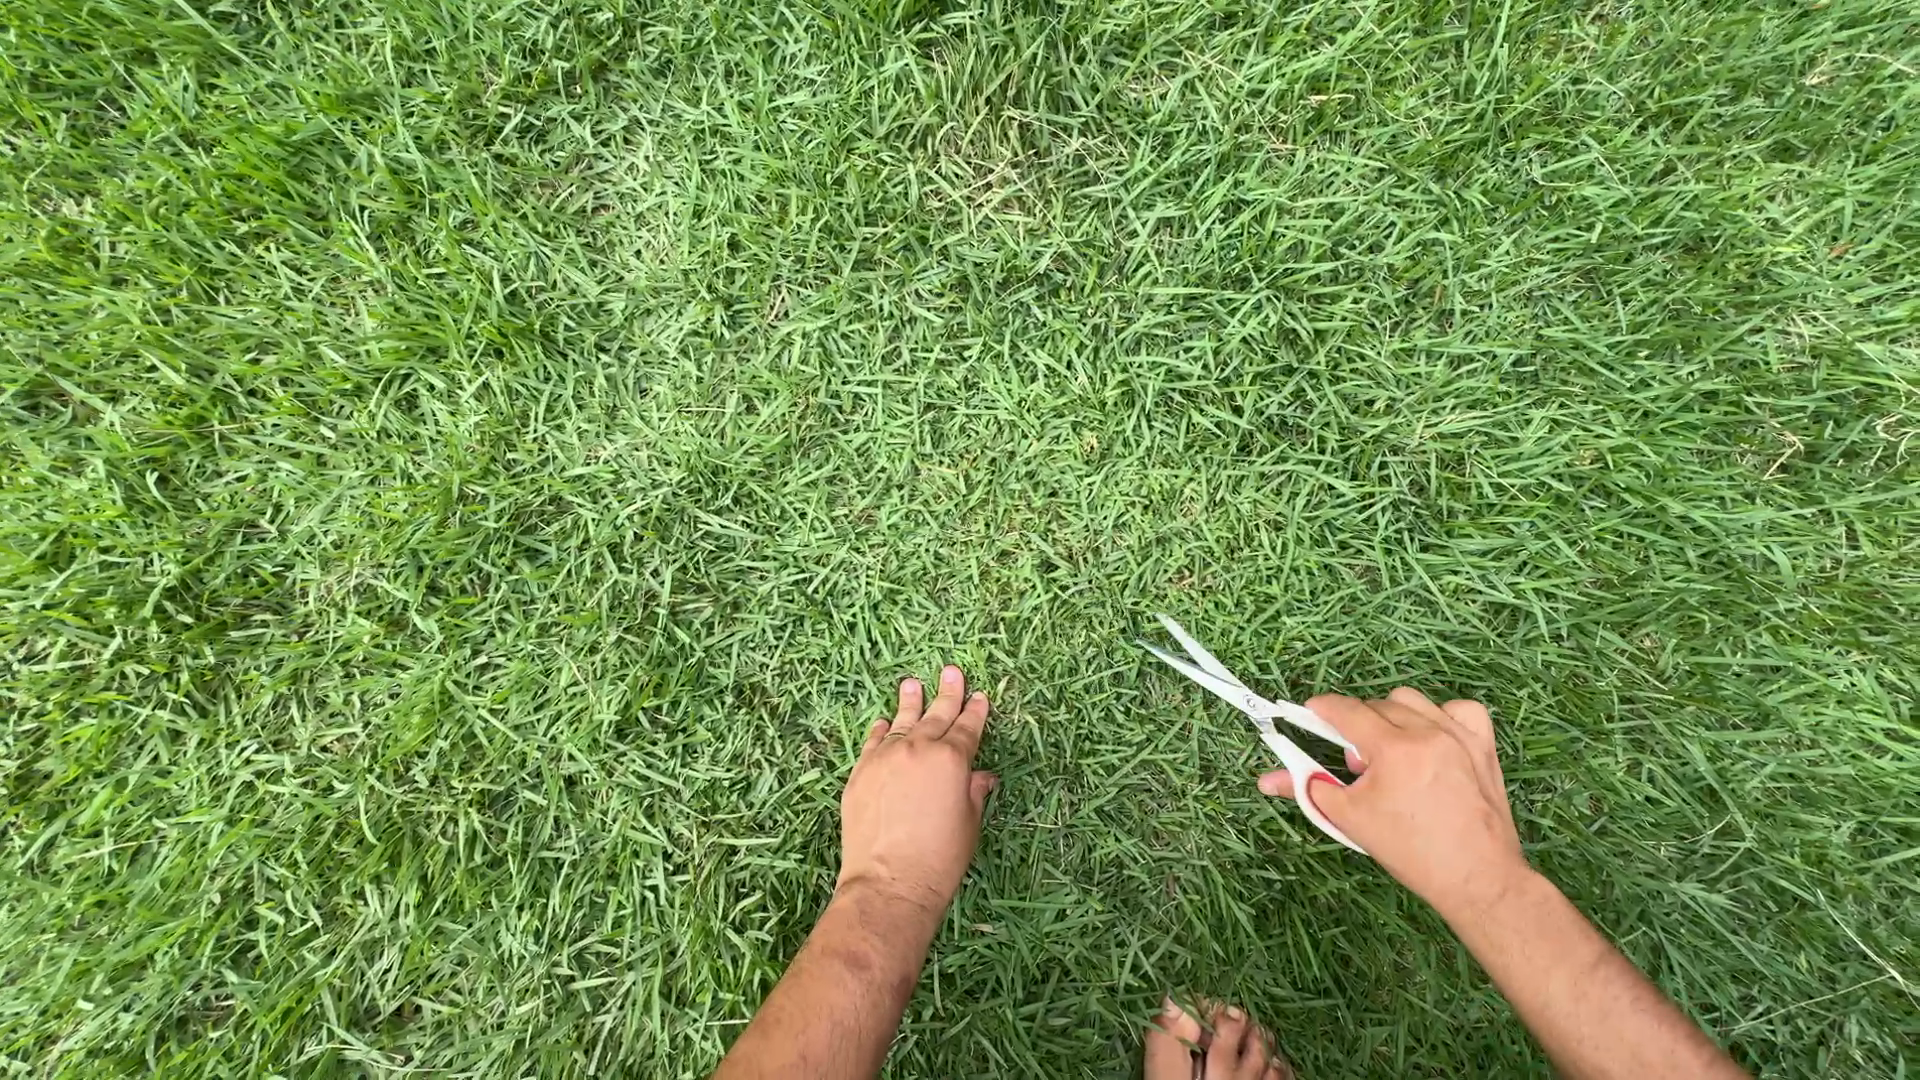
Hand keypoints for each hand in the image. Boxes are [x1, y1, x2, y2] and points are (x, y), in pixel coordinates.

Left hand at [836, 666, 996, 915]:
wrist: (888, 882)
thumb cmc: (940, 859)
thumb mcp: (968, 823)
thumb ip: (973, 792)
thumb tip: (982, 776)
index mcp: (952, 759)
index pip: (968, 727)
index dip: (975, 711)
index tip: (979, 696)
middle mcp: (919, 748)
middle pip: (937, 714)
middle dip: (947, 692)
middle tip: (952, 671)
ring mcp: (886, 757)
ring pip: (902, 721)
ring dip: (910, 701)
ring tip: (913, 682)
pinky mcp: (861, 771)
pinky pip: (873, 742)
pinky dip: (880, 730)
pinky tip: (883, 721)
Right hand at [1257, 688, 1528, 918]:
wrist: (1478, 880)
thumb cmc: (1410, 851)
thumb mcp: (1349, 818)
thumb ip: (1306, 788)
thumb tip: (1266, 780)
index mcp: (1394, 749)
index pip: (1346, 710)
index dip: (1321, 708)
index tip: (1309, 714)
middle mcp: (1428, 733)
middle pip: (1375, 705)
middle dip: (1355, 723)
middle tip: (1354, 760)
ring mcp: (1461, 738)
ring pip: (1411, 701)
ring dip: (1391, 716)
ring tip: (1389, 750)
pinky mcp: (1484, 748)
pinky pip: (1462, 710)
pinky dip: (1441, 716)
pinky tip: (1431, 739)